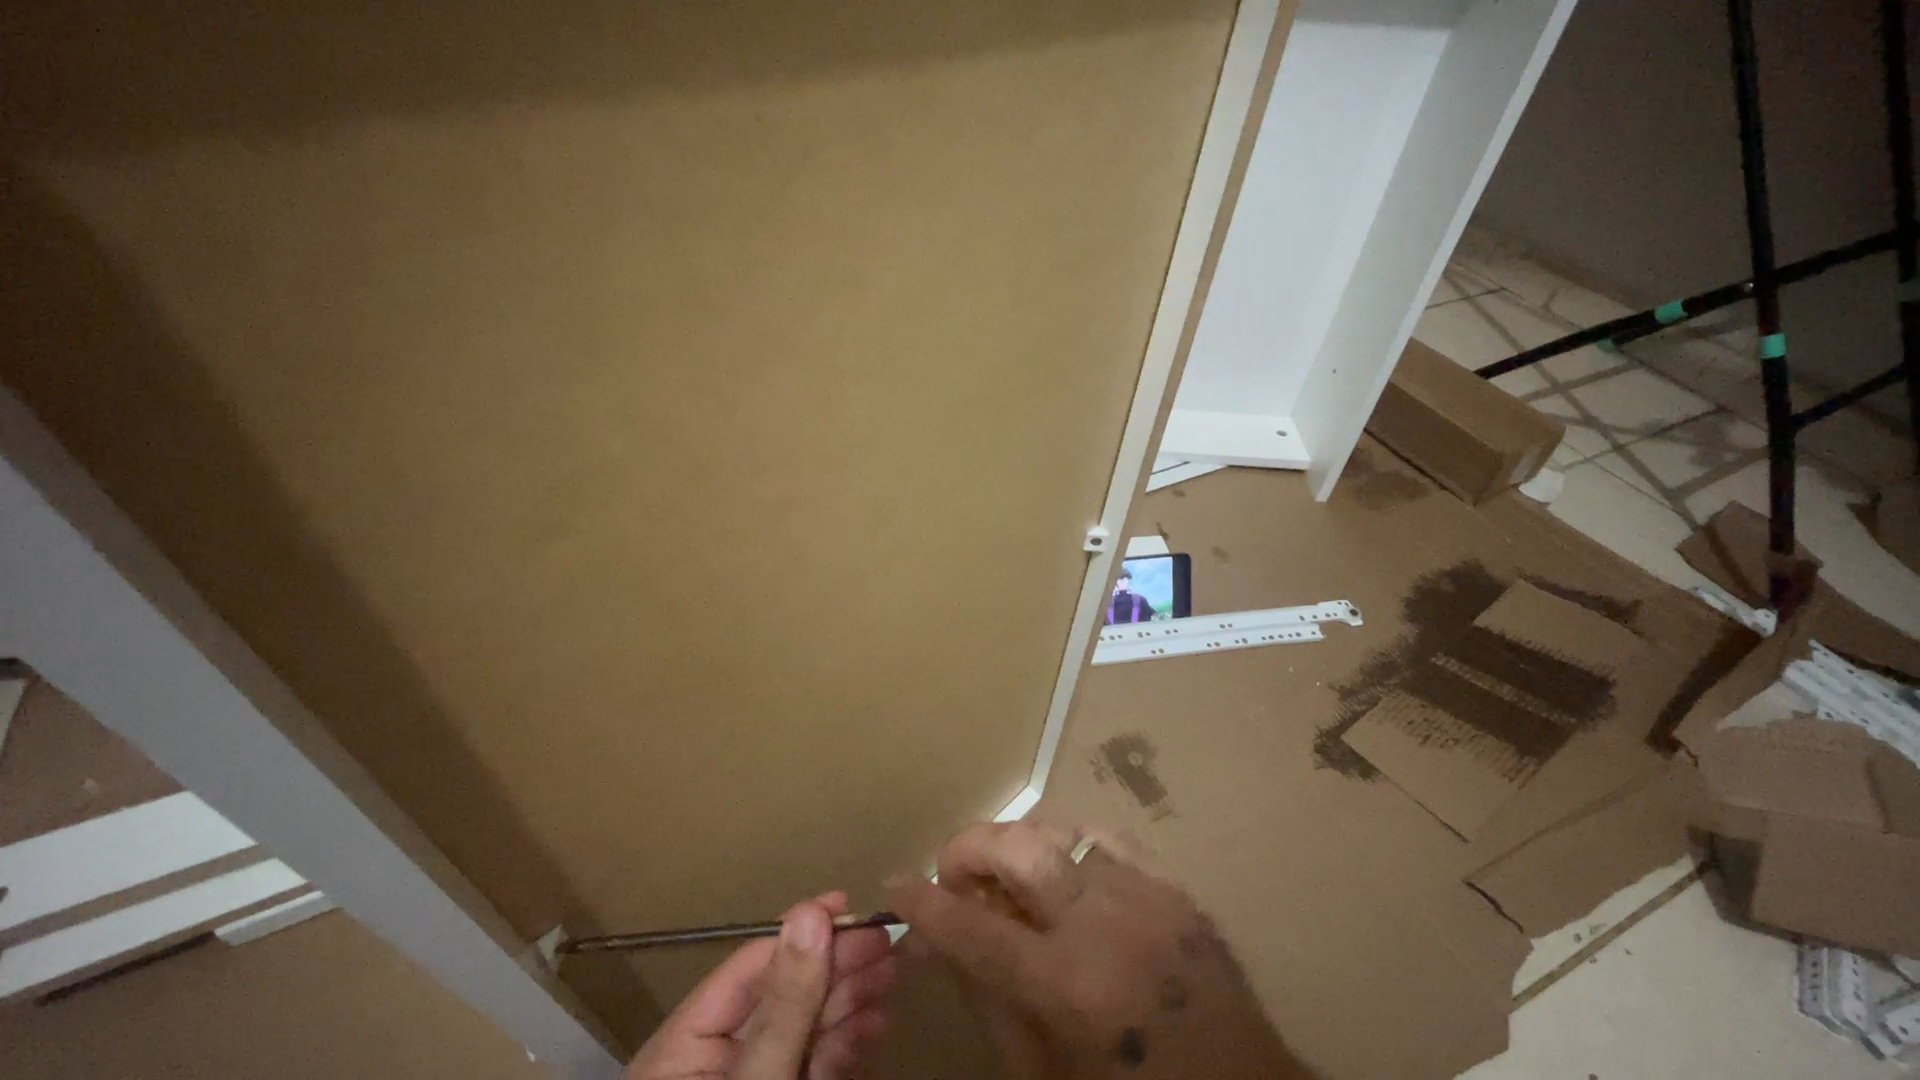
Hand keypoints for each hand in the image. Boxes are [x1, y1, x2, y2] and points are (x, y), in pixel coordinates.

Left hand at [626, 892, 895, 1079]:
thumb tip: (809, 913)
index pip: (749, 967)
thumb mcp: (758, 1073)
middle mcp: (712, 1057)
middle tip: (886, 940)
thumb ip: (786, 1001)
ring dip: (850, 1000)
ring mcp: (747, 1078)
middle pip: (784, 994)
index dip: (801, 931)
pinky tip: (876, 1022)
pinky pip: (811, 1063)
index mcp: (683, 1042)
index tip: (847, 903)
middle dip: (837, 967)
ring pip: (804, 1028)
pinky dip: (845, 1044)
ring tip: (891, 973)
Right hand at [887, 823, 1306, 1078]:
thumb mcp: (1043, 1070)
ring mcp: (1146, 897)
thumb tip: (942, 944)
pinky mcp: (1176, 888)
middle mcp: (1104, 925)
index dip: (922, 903)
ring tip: (1009, 877)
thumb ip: (990, 1003)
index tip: (896, 885)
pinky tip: (1067, 873)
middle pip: (1017, 847)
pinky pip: (1109, 839)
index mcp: (1067, 987)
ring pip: (1062, 830)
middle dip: (967, 848)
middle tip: (952, 873)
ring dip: (1019, 846)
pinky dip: (1073, 848)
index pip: (971, 928)